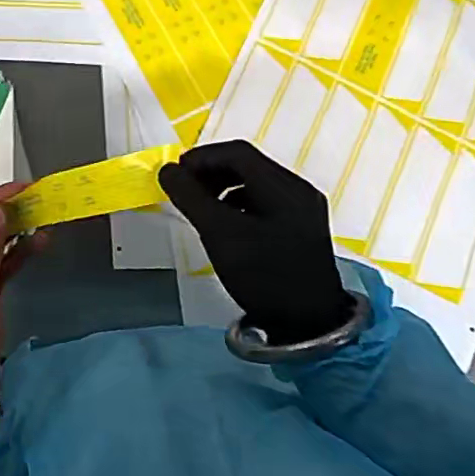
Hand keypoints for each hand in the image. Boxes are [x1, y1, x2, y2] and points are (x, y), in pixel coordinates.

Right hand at [157, 139, 351, 343]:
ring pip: (252, 181)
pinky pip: (261, 200)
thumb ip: (191, 197)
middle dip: (208, 171)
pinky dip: (234, 201)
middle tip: (182, 189)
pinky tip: (222, 222)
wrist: (307, 322)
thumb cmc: (263, 275)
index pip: (237, 152)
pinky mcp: (297, 226)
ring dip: (220, 186)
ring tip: (198, 206)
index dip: (200, 158)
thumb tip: (167, 171)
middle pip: (246, 164)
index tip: (174, 175)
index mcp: (284, 188)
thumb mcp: (220, 234)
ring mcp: (300, 209)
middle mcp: (297, 191)